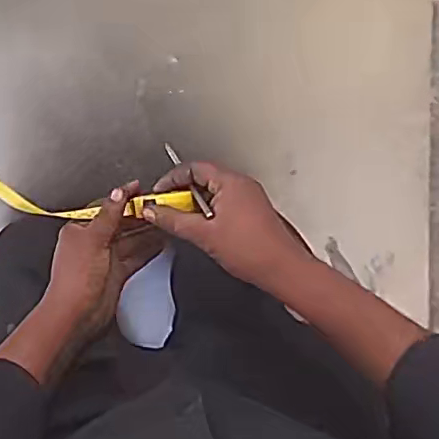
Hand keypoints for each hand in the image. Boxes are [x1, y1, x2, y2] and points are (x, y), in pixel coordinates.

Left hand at [0, 182, 162, 384]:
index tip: (139, 189)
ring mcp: (105, 259)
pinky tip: (161, 243)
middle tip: (159, 205)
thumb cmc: (75, 279)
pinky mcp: (116, 274)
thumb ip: (108, 216)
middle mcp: (92, 242)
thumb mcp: (93, 239)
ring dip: (147, 231)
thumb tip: (117, 194)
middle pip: (120, 223)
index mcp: (80, 230)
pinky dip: (148, 249)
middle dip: (138, 214)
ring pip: (130, 239)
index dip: (122, 198)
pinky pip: (135, 257)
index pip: (105, 208)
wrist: (77, 315)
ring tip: (165, 221)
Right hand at [140, 161, 315, 291]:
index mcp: (230, 183)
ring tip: (186, 222)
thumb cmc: (254, 251)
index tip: (159, 194)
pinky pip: (224, 202)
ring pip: (213, 191)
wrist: (284, 271)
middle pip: (202, 178)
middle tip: (168, 208)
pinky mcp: (253, 211)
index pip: (192, 168)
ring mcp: (249, 197)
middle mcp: (242, 185)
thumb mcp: (203, 234)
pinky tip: (204, 229)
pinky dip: (209, 211)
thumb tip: (155, 211)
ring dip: (195, 203)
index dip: (171, 179)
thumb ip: (173, 220)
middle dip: (181, 193)